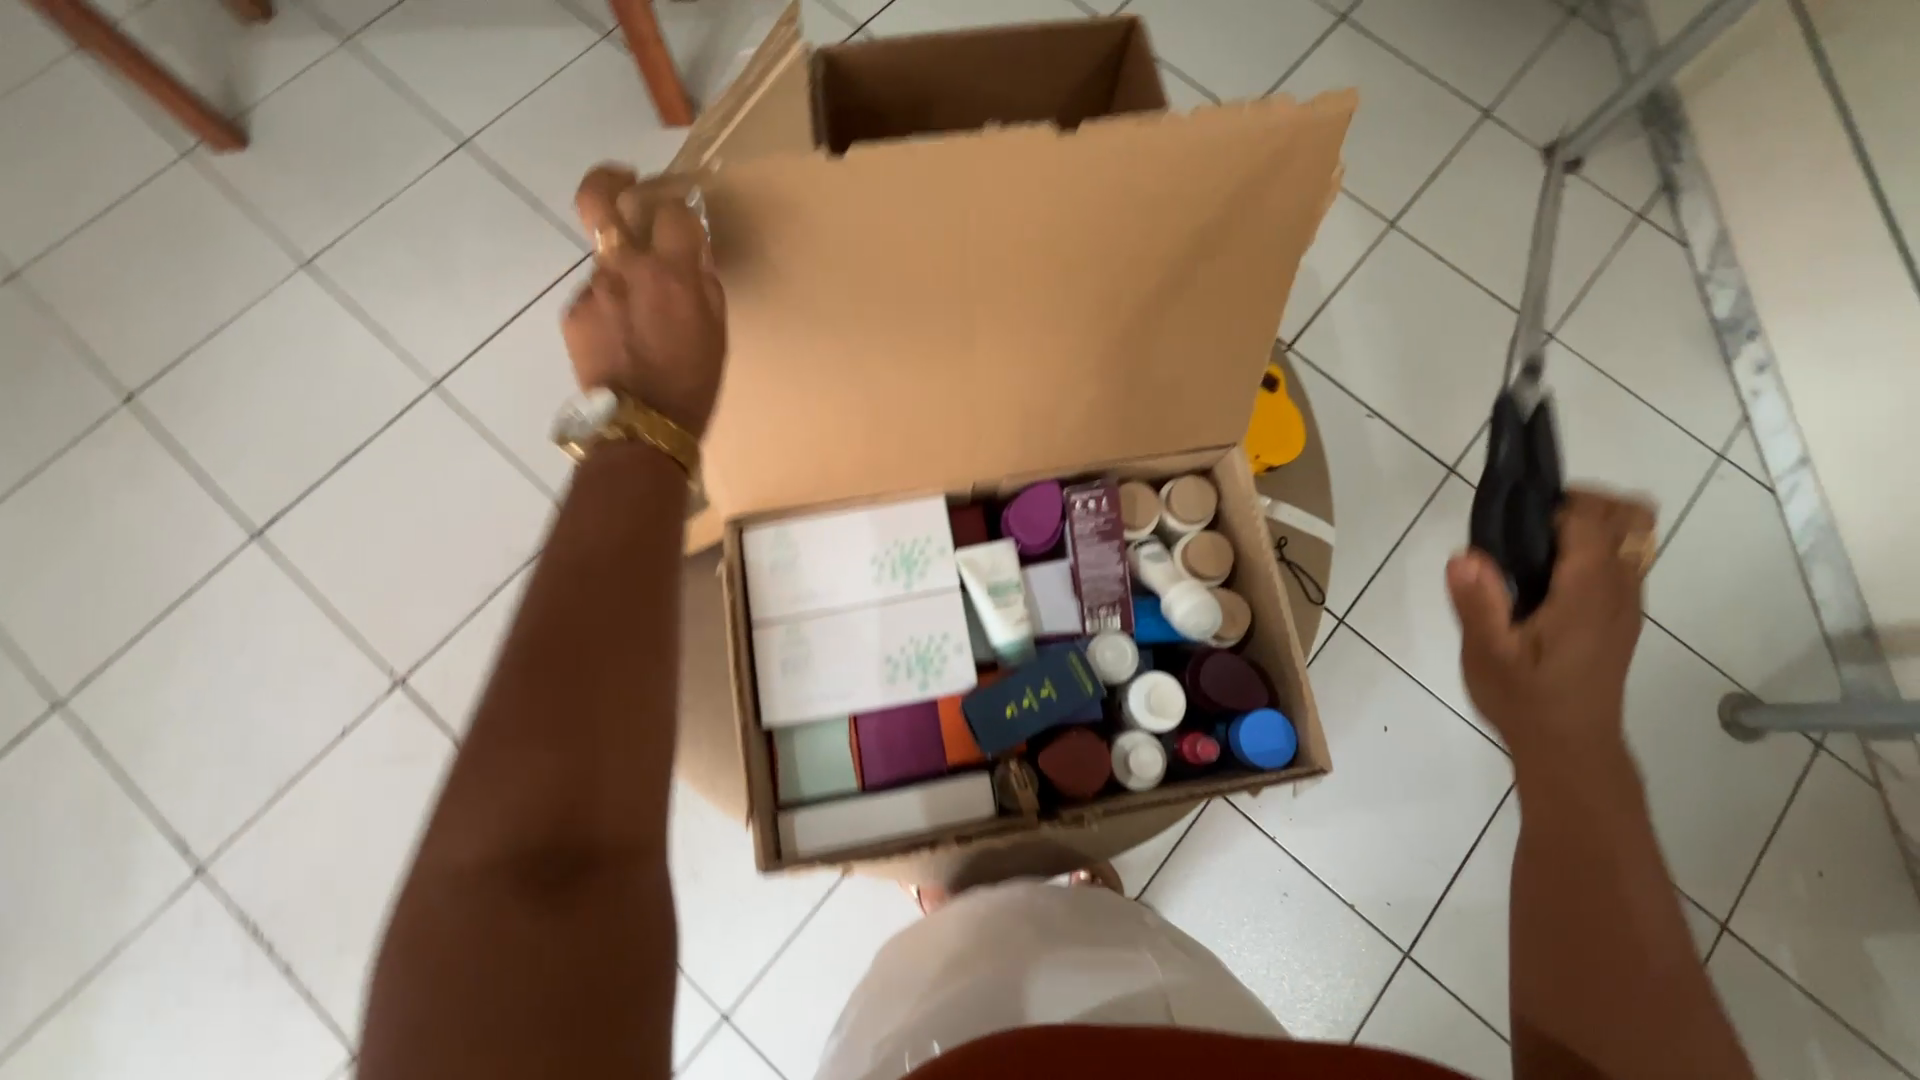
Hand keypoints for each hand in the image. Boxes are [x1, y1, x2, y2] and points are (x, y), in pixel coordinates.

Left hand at [563, 164, 726, 437]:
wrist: (643, 427)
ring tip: (641, 317)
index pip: (670, 208)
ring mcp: (593, 290)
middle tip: (624, 184)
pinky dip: (610, 309)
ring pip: (605, 261)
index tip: (682, 217)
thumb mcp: (717, 329)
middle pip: (598, 198)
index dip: (678, 207)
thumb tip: (691, 253)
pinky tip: (623, 341)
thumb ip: (702, 282)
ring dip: (623, 273)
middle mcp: (626, 269)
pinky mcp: (574, 313)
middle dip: (608, 179)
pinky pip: (595, 298)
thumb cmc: (694, 382)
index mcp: (671, 272)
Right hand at [1447, 488, 1656, 759]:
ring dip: (1591, 524)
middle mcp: (1619, 590)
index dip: (1555, 505)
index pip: (1591, 519)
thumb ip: (1478, 603)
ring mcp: (1626, 604)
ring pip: (1633, 537)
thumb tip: (1465, 555)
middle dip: (1584, 503)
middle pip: (1631, 517)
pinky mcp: (1620, 618)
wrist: (1570, 748)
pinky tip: (1546, 578)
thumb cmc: (1526, 699)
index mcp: (1588, 592)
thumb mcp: (1488, 655)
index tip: (1511, 520)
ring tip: (1531, 548)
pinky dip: (1594, 550)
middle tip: (1527, 525)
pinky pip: (1623, 561)